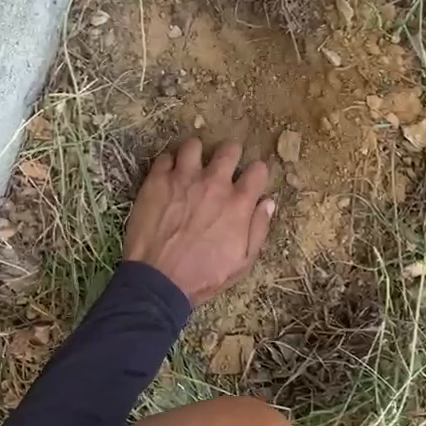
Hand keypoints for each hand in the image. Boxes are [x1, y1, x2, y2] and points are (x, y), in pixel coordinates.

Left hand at [123, 139, 276, 306]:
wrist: (158, 280)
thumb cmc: (203, 276)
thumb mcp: (242, 262)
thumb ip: (258, 229)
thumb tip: (268, 203)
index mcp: (238, 202)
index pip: (258, 170)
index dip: (257, 173)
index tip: (251, 179)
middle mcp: (214, 183)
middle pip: (229, 149)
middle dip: (231, 152)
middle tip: (224, 163)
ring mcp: (183, 178)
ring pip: (194, 145)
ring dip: (196, 153)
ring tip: (193, 164)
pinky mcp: (157, 180)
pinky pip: (165, 157)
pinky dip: (169, 164)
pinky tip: (169, 176)